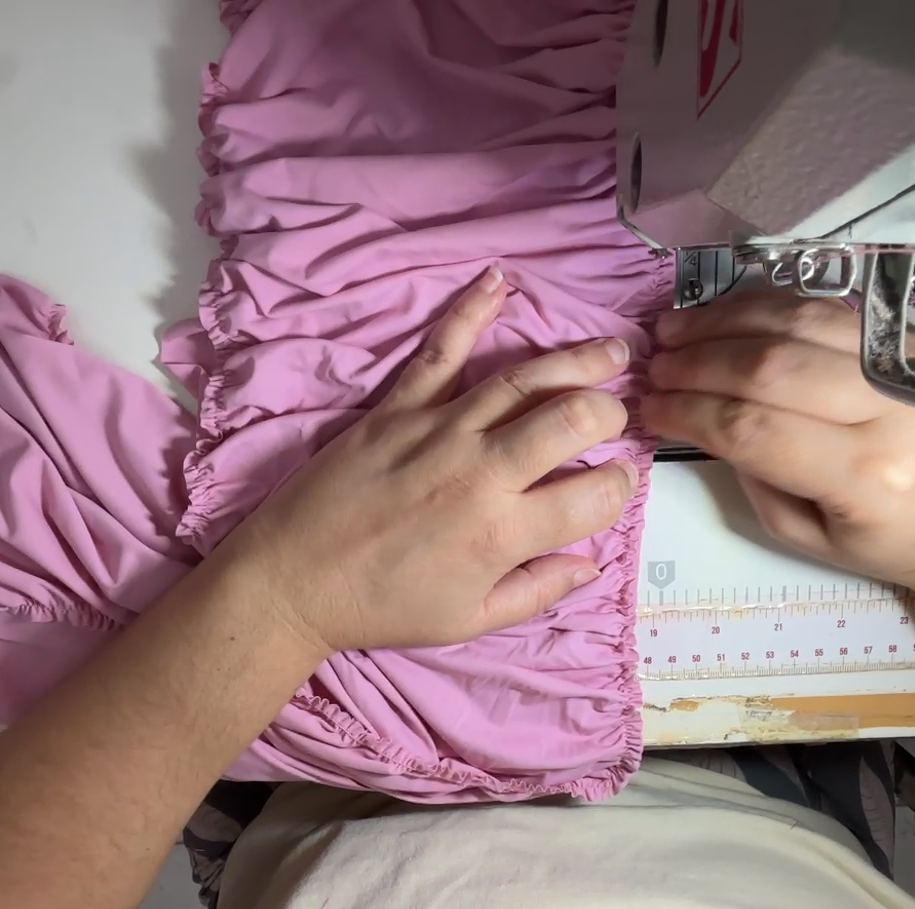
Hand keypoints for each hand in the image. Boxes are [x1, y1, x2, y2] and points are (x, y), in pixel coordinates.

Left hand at [215, 267, 639, 652]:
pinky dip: (470, 312)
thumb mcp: (469, 621)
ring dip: (576, 359)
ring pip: (522, 379)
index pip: (593, 497)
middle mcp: (480, 472)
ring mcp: (437, 431)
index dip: (619, 487)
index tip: (617, 483)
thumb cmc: (383, 606)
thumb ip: (537, 591)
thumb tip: (589, 564)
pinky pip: (440, 350)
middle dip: (610, 411)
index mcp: (502, 533)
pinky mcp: (397, 408)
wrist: (295, 581)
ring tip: (612, 351)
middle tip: (618, 412)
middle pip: (570, 419)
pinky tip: (501, 282)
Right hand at [641, 293, 914, 599]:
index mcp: (869, 479)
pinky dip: (766, 306)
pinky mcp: (914, 341)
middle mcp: (896, 413)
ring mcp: (911, 367)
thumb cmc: (891, 543)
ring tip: (674, 330)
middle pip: (771, 369)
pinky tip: (724, 314)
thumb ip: (753, 475)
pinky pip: (828, 309)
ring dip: (723, 321)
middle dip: (697, 364)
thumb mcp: (806, 535)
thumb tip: (703, 416)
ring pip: (799, 324)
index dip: (689, 412)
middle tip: (653, 366)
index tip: (649, 408)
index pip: (754, 430)